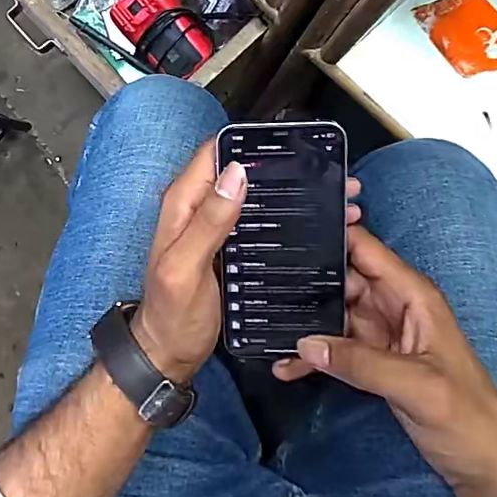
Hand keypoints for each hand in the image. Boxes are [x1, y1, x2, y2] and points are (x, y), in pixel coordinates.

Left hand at [132, 143, 362, 384]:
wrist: (169, 354)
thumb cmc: (172, 315)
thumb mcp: (185, 268)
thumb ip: (207, 221)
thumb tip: (236, 172)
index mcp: (182, 202)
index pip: (214, 153)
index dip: (247, 143)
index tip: (287, 144)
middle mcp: (197, 205)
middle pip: (236, 168)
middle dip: (275, 165)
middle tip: (320, 171)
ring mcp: (213, 223)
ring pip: (249, 191)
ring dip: (282, 188)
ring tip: (326, 192)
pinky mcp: (228, 242)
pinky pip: (254, 215)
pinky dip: (278, 212)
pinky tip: (308, 219)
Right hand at [272, 225, 496, 492]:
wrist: (487, 468)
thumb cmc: (468, 417)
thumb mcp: (417, 387)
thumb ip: (361, 362)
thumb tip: (306, 344)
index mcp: (412, 294)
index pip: (364, 249)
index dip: (331, 234)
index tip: (290, 230)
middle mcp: (393, 305)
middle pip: (341, 278)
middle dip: (306, 281)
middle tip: (265, 284)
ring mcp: (381, 332)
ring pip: (333, 313)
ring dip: (304, 323)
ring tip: (267, 327)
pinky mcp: (372, 359)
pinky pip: (335, 347)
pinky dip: (312, 355)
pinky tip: (287, 365)